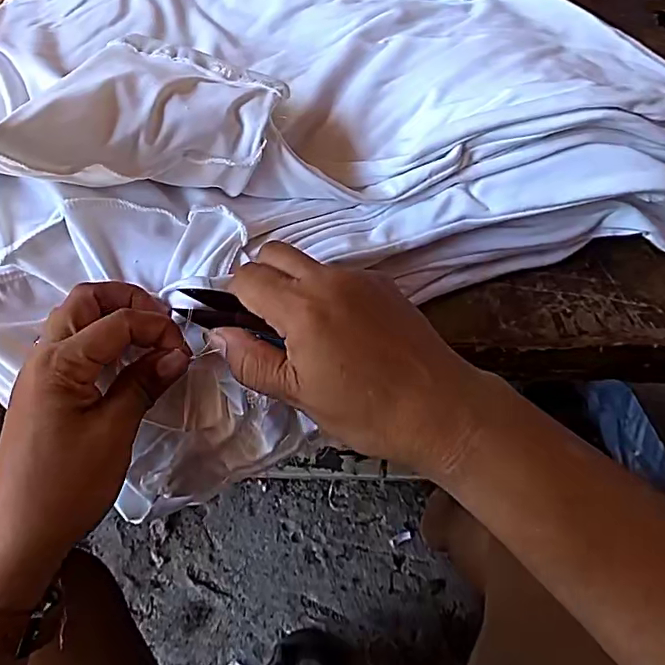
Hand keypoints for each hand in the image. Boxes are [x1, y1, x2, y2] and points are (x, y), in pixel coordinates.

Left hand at [0, 282, 191, 607]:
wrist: (16, 533)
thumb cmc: (62, 488)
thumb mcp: (113, 433)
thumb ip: (142, 384)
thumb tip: (174, 354)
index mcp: (59, 361)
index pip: (116, 320)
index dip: (155, 326)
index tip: (181, 347)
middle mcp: (43, 355)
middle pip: (86, 300)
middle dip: (127, 300)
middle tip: (161, 322)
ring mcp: (38, 370)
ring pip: (75, 317)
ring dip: (111, 316)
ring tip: (147, 339)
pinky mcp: (41, 388)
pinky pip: (70, 343)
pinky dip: (99, 339)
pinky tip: (123, 362)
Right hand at [213, 242, 486, 473]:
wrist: (446, 411)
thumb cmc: (369, 411)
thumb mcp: (299, 395)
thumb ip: (250, 360)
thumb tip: (219, 335)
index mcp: (302, 309)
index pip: (245, 277)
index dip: (233, 299)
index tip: (241, 326)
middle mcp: (328, 280)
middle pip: (272, 252)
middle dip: (259, 279)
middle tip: (267, 322)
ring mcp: (358, 277)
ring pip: (305, 262)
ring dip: (293, 285)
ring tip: (308, 331)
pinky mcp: (382, 282)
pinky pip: (337, 274)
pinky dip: (325, 291)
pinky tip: (343, 330)